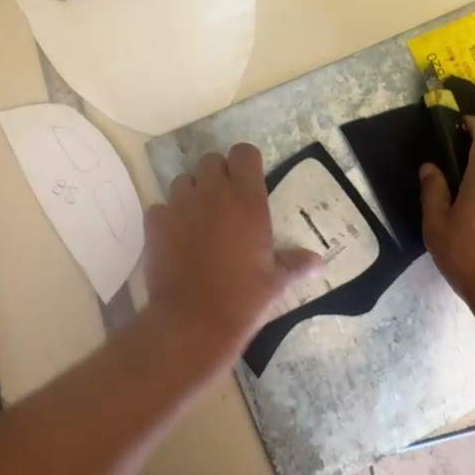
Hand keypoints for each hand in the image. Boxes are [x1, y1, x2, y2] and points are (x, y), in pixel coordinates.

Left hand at [145, 144, 322, 362]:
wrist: (193, 322)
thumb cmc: (242, 298)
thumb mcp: (276, 281)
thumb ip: (296, 264)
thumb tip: (319, 263)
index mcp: (246, 199)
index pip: (244, 153)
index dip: (246, 164)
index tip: (249, 182)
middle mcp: (212, 193)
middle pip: (211, 160)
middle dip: (218, 175)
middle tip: (225, 202)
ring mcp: (180, 205)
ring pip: (183, 180)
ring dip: (192, 192)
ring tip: (199, 219)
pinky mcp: (155, 223)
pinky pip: (160, 207)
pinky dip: (167, 217)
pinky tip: (175, 238)